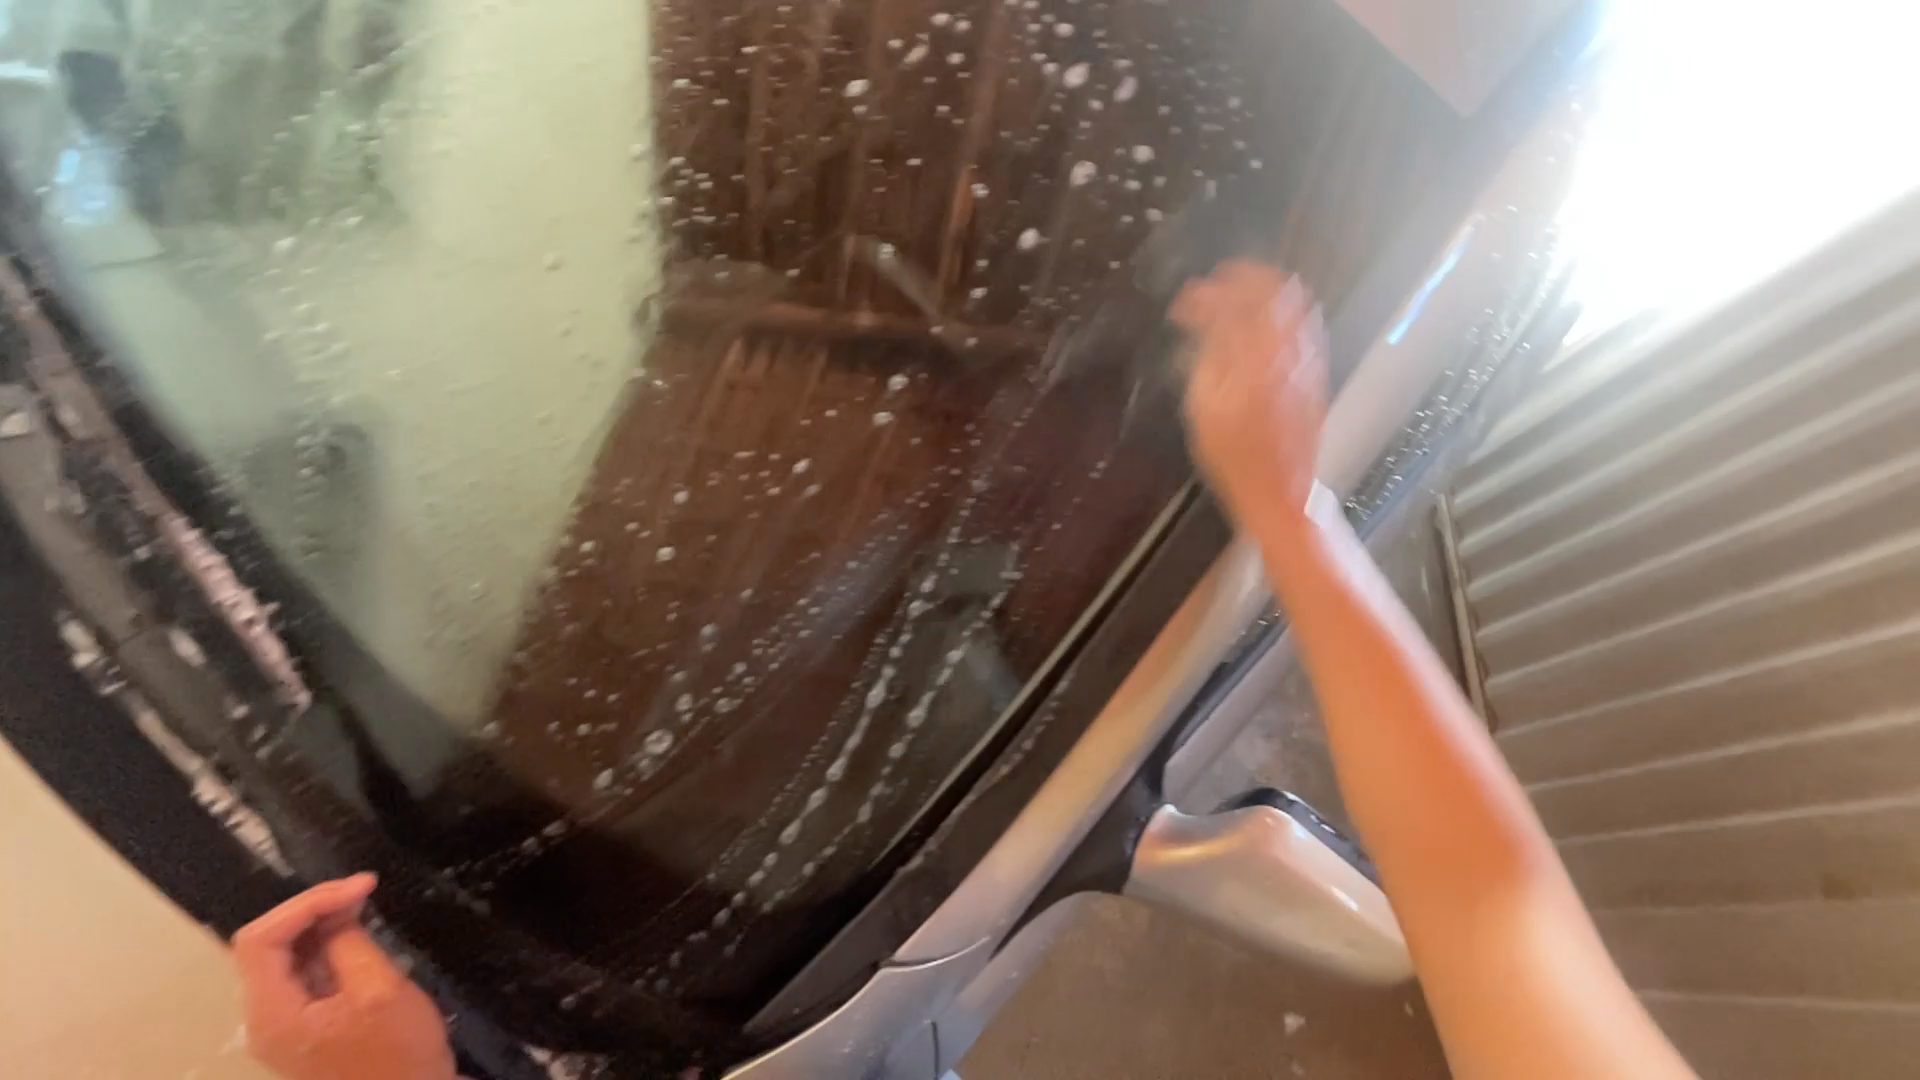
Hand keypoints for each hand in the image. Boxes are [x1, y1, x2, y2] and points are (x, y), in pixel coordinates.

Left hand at [232, 874, 457, 1079]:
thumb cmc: (397, 1051)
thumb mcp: (381, 990)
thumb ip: (350, 946)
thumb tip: (339, 912)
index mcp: (274, 1015)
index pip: (259, 942)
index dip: (307, 903)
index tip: (362, 885)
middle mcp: (266, 1018)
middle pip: (266, 946)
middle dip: (312, 907)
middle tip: (365, 887)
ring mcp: (285, 1022)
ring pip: (285, 956)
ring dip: (320, 921)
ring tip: (363, 899)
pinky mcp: (307, 1021)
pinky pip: (304, 971)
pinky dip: (327, 941)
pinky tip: (356, 928)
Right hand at [1173, 260, 1328, 534]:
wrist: (1280, 490)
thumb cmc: (1232, 457)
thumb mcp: (1204, 411)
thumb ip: (1206, 361)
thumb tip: (1204, 328)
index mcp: (1257, 360)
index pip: (1233, 308)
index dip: (1206, 297)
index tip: (1183, 301)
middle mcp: (1290, 352)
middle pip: (1275, 293)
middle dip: (1243, 280)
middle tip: (1216, 280)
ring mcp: (1309, 361)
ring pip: (1296, 305)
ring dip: (1266, 291)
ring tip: (1240, 292)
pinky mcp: (1317, 373)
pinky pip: (1306, 326)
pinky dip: (1284, 311)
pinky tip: (1265, 320)